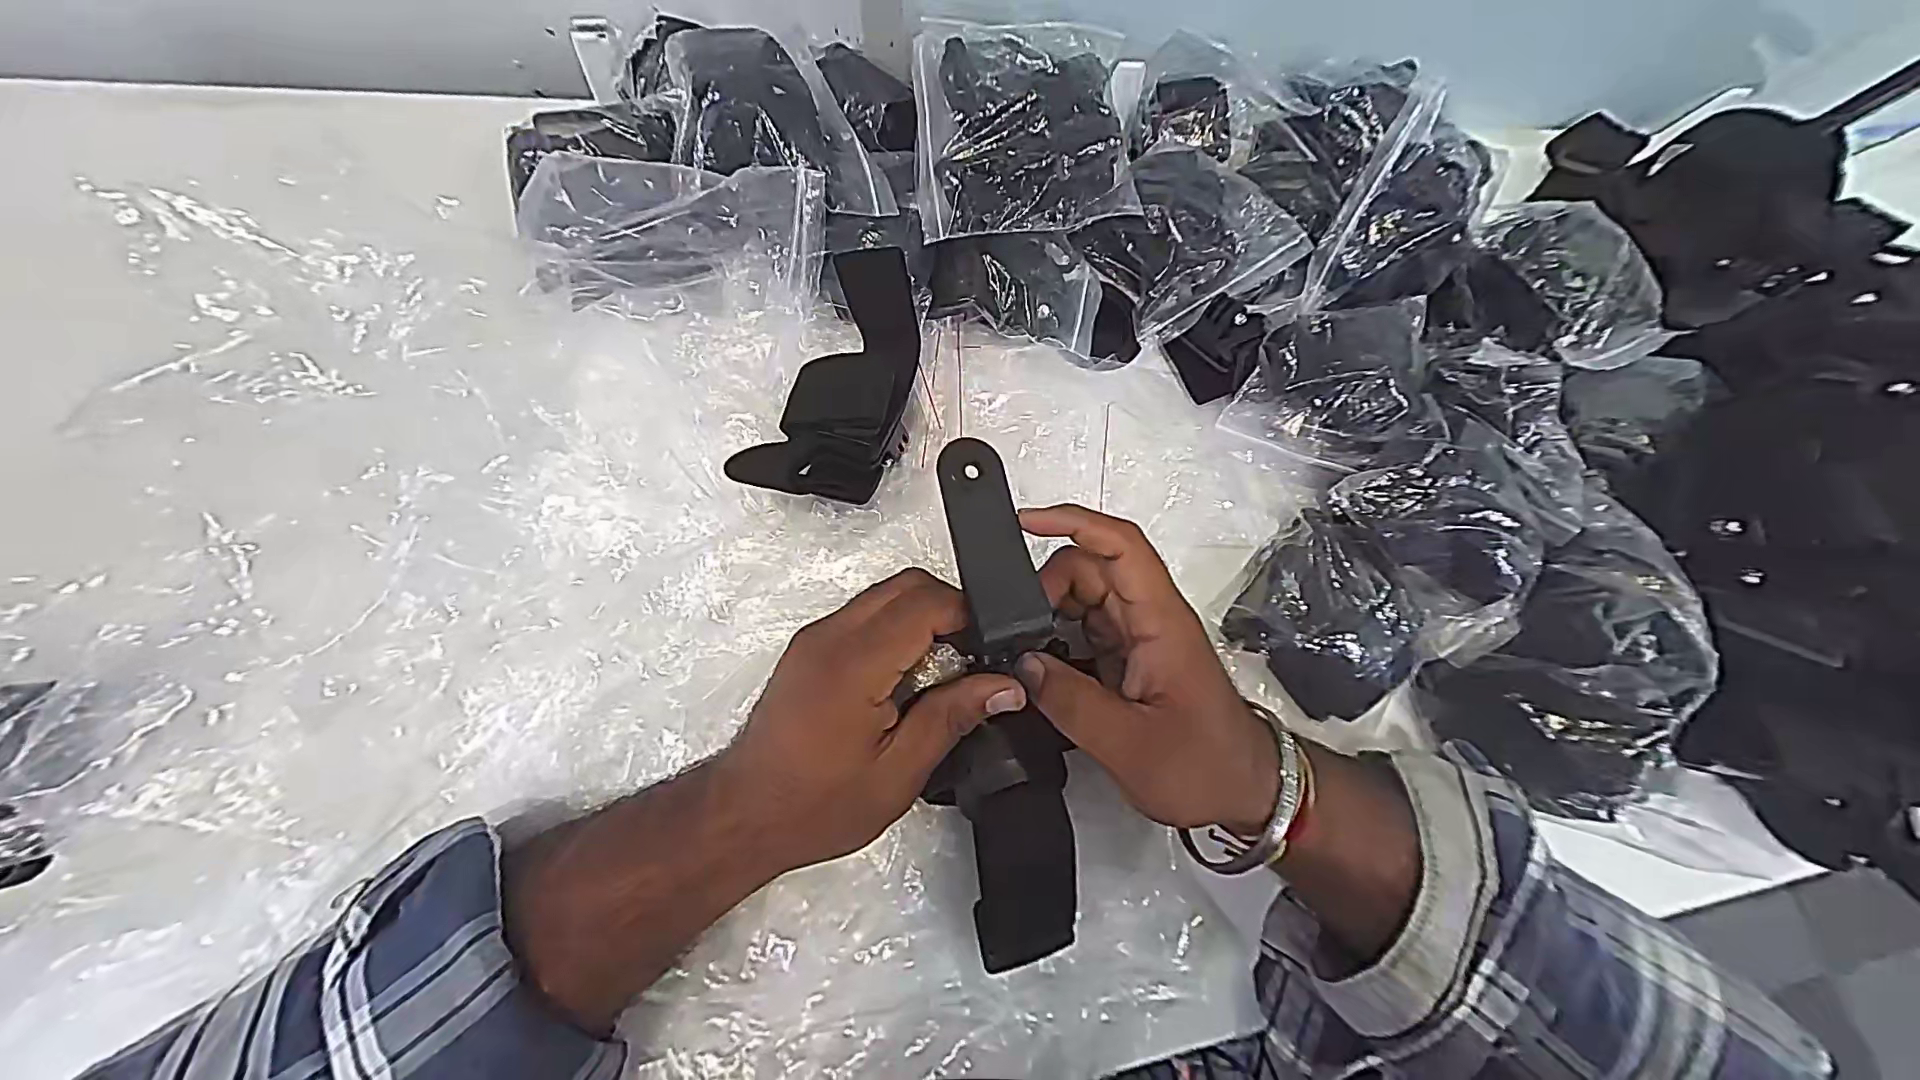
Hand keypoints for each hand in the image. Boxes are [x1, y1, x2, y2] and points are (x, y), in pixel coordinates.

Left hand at [718, 568, 1028, 873]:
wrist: (745, 813)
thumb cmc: (812, 805)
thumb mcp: (899, 773)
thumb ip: (953, 717)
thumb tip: (1003, 688)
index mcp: (854, 664)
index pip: (925, 601)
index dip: (968, 615)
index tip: (987, 648)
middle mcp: (830, 637)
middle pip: (907, 584)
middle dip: (949, 609)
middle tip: (969, 656)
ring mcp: (816, 637)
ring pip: (886, 594)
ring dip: (922, 618)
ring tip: (937, 671)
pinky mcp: (810, 646)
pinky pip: (865, 613)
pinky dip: (895, 628)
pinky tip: (904, 676)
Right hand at [1016, 505, 1278, 833]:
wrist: (1246, 792)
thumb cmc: (1209, 767)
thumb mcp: (1131, 746)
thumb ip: (1070, 703)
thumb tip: (1024, 666)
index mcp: (1161, 623)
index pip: (1120, 546)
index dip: (1073, 522)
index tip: (1028, 522)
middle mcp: (1150, 619)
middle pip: (1090, 567)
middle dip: (1046, 586)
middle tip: (1019, 631)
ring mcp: (1138, 636)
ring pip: (1082, 596)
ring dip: (1048, 614)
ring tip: (1027, 652)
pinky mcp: (1128, 656)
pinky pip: (1083, 627)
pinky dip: (1055, 638)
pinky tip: (1041, 668)